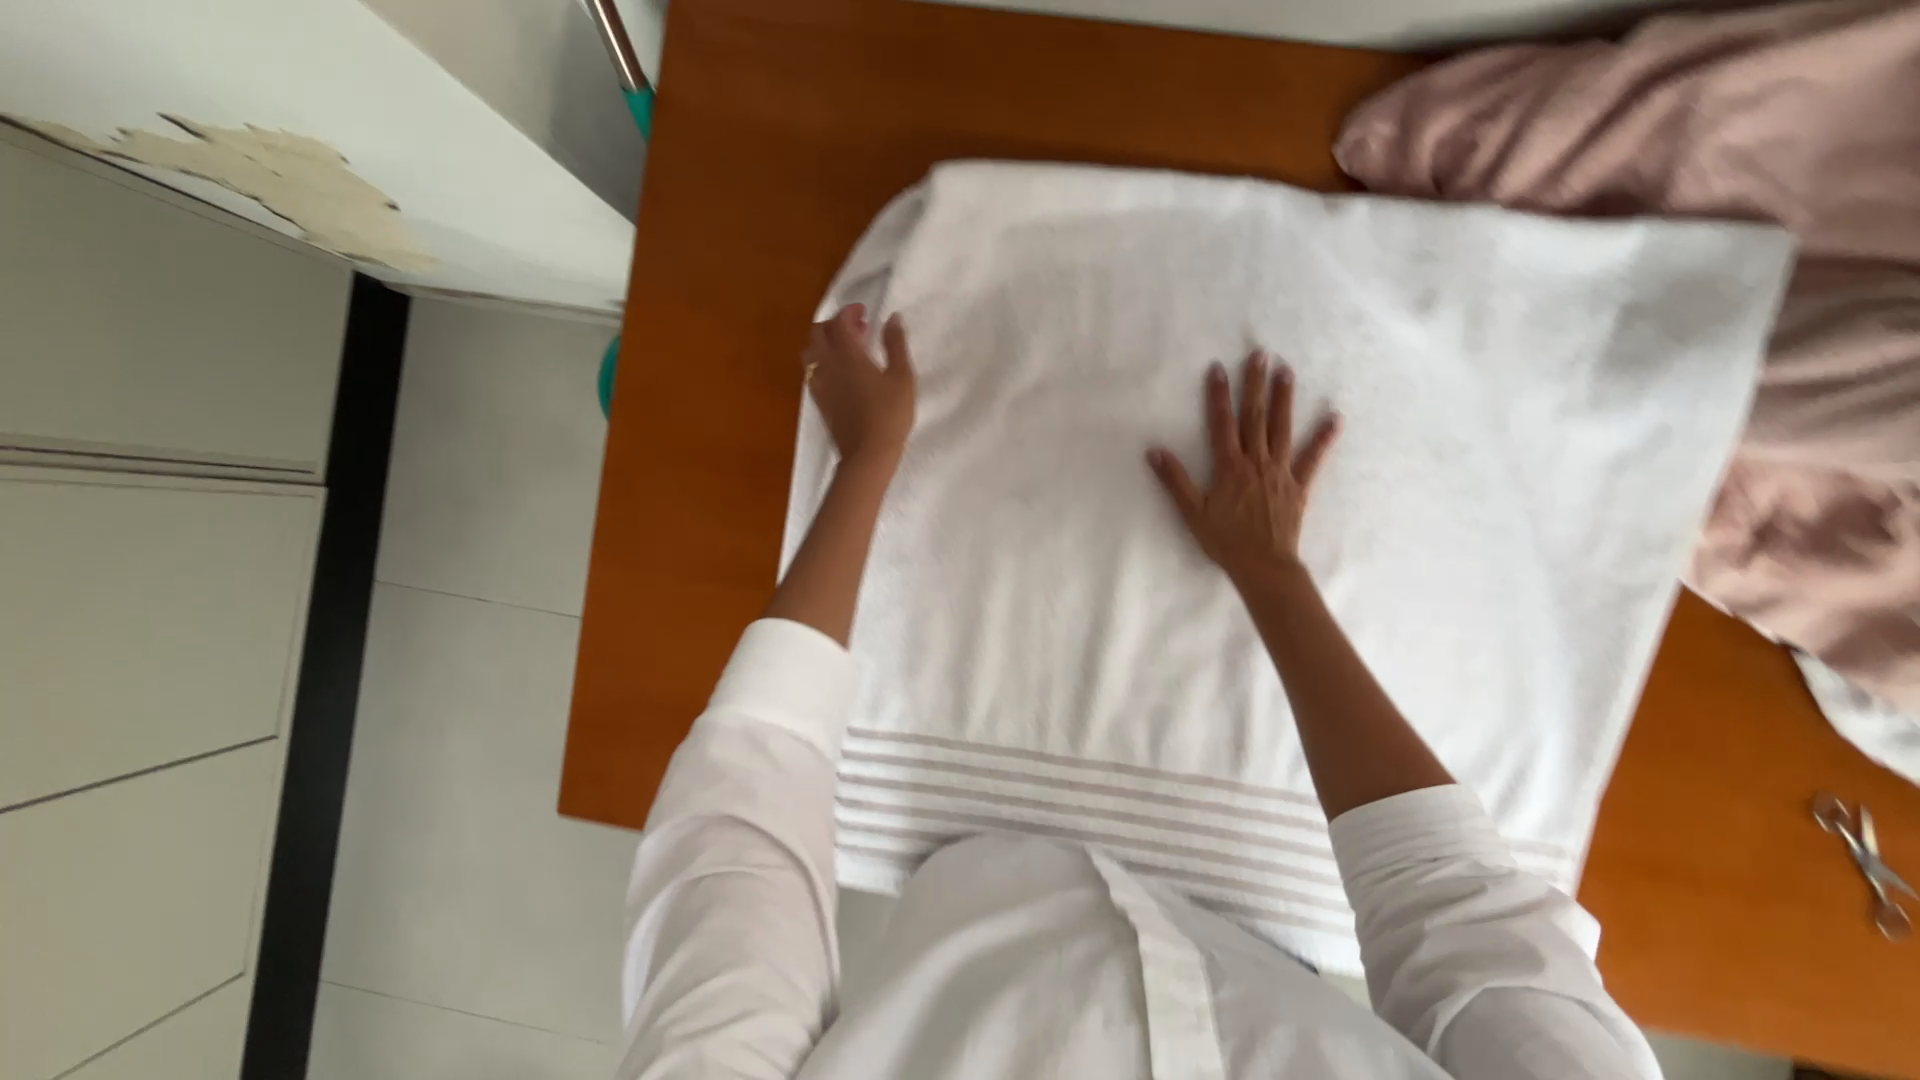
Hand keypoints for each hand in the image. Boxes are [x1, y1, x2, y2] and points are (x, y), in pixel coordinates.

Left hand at [804, 304, 917, 468]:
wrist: (868, 454)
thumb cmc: (890, 414)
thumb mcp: (901, 377)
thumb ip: (895, 344)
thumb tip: (892, 318)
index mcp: (847, 355)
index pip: (838, 322)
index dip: (849, 312)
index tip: (864, 312)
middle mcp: (827, 365)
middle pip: (818, 332)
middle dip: (834, 324)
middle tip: (857, 329)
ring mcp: (819, 384)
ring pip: (811, 352)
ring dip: (825, 343)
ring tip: (847, 350)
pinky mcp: (819, 400)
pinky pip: (812, 371)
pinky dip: (822, 361)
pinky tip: (840, 372)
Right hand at [1148, 351, 1340, 584]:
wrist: (1263, 566)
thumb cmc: (1225, 541)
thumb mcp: (1193, 512)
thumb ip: (1175, 480)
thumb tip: (1155, 451)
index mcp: (1229, 467)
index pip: (1222, 423)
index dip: (1218, 395)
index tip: (1218, 368)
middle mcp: (1256, 462)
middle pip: (1255, 417)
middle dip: (1256, 385)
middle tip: (1260, 355)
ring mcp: (1280, 472)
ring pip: (1282, 428)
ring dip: (1284, 399)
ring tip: (1287, 372)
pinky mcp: (1298, 486)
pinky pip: (1313, 458)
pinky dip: (1323, 438)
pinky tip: (1335, 418)